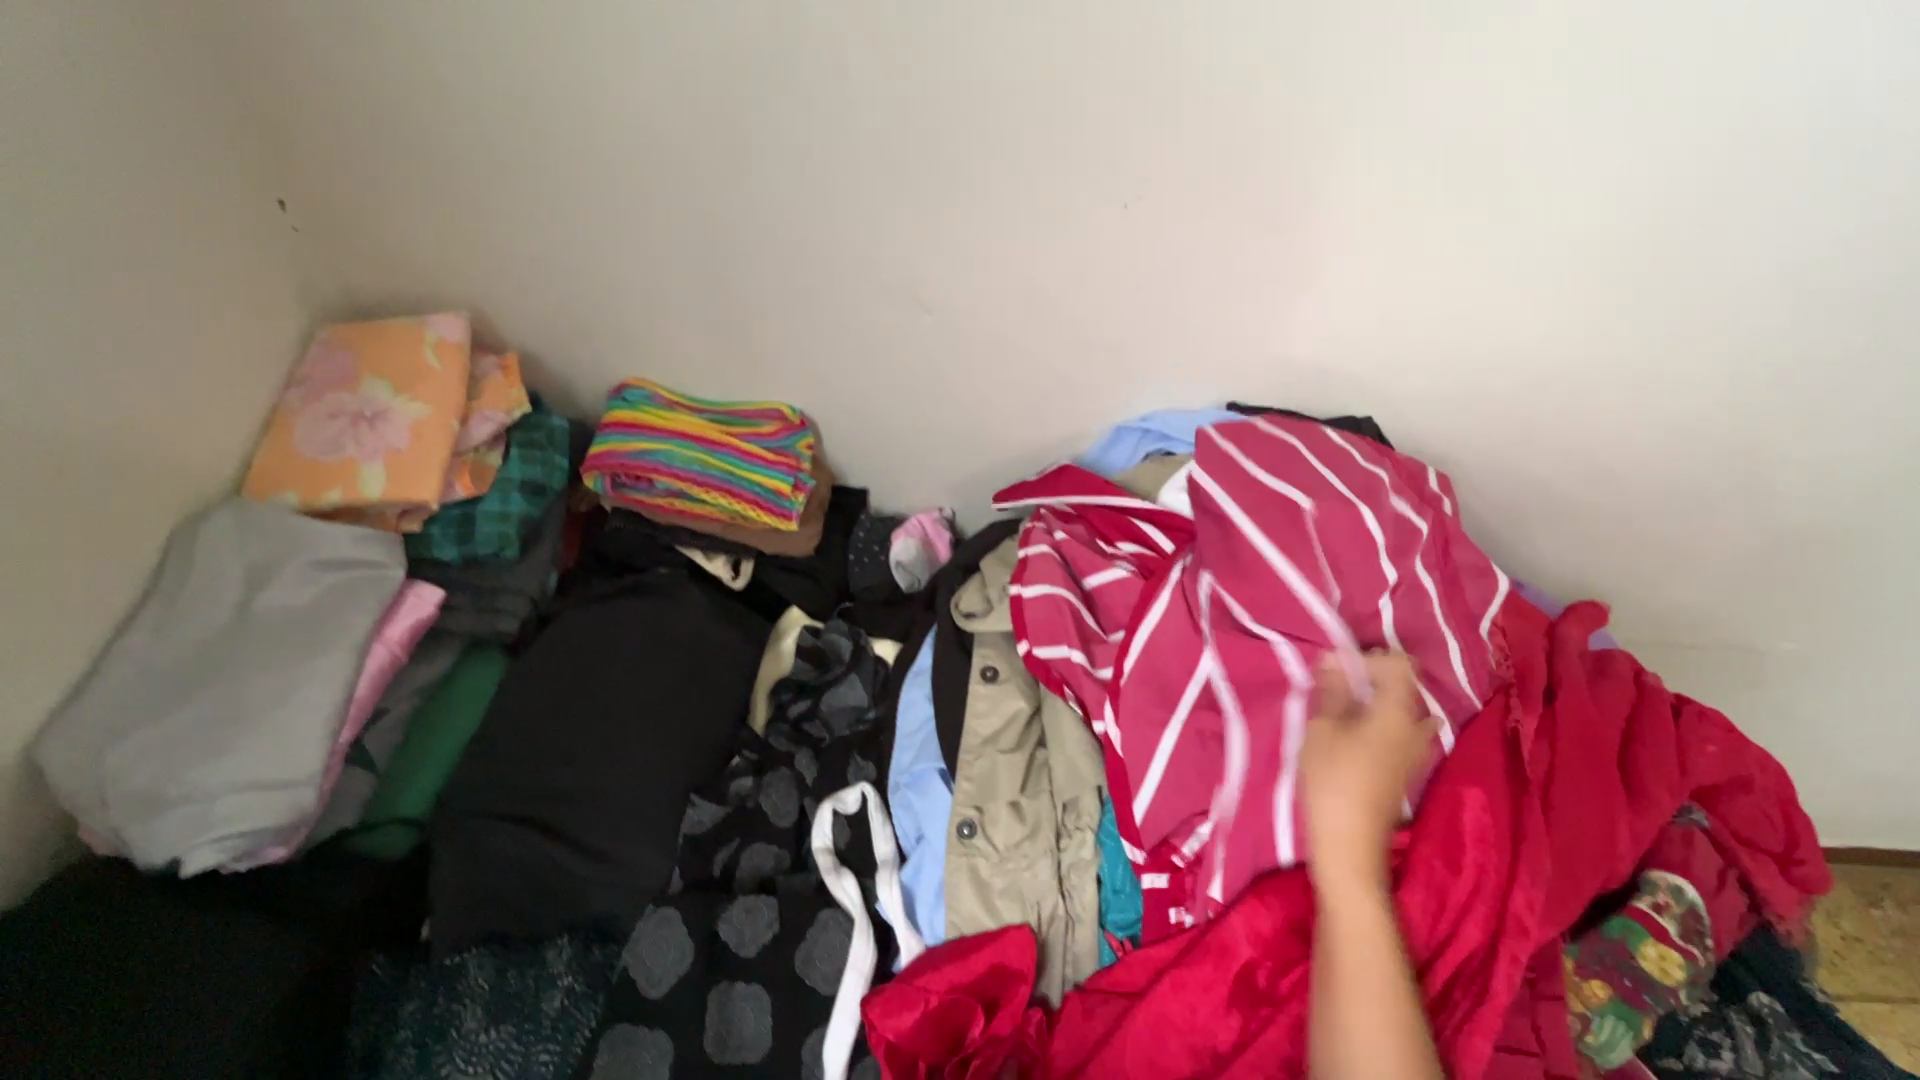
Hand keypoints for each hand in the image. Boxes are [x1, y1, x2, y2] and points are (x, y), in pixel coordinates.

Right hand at [1300, 651, 1438, 895]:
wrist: (1349, 842)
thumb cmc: (1331, 780)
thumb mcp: (1321, 729)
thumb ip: (1332, 691)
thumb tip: (1335, 658)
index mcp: (1398, 711)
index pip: (1399, 664)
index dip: (1368, 659)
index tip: (1336, 669)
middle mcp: (1416, 726)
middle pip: (1403, 685)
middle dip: (1371, 678)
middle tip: (1335, 685)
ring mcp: (1416, 750)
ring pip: (1402, 709)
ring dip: (1376, 702)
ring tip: (1344, 709)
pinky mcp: (1407, 768)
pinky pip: (1401, 730)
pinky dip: (1381, 722)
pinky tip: (1356, 733)